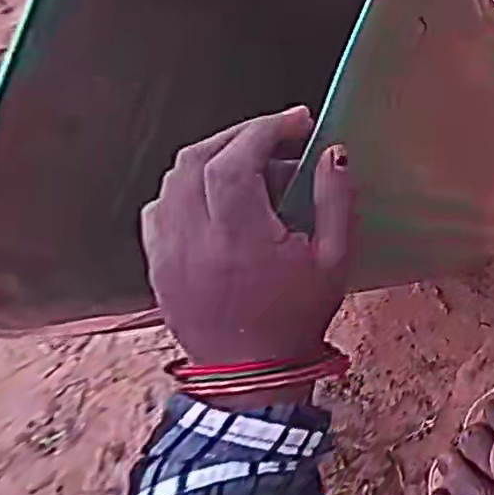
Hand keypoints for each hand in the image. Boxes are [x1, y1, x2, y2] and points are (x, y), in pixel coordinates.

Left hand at [142, 107, 355, 379]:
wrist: (250, 374)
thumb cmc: (299, 314)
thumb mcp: (336, 258)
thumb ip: (337, 200)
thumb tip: (334, 152)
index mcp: (239, 237)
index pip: (236, 160)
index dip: (266, 129)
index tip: (298, 120)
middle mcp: (191, 238)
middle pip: (198, 158)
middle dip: (242, 134)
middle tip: (279, 133)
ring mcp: (166, 250)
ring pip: (174, 178)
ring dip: (216, 155)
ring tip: (256, 161)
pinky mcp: (156, 262)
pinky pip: (161, 205)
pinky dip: (189, 184)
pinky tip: (220, 194)